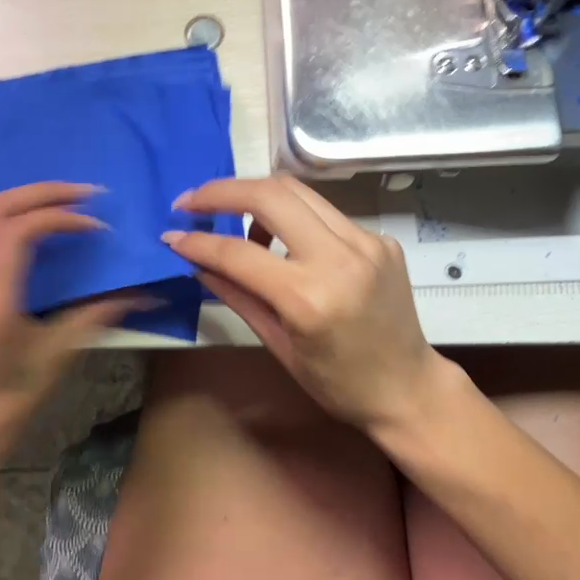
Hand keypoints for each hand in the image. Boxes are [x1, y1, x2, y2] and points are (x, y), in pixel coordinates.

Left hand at [0, 182, 138, 468]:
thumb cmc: (9, 401)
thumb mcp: (56, 357)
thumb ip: (97, 316)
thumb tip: (144, 294)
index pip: (23, 229)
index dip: (63, 217)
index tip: (96, 225)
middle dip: (39, 193)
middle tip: (81, 192)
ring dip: (14, 200)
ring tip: (53, 202)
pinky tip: (18, 228)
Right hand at [161, 176, 458, 434]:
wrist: (408, 388)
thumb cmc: (336, 382)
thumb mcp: (277, 344)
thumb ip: (236, 294)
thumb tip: (196, 260)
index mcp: (309, 298)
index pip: (238, 252)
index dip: (198, 241)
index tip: (171, 234)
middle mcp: (340, 259)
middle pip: (270, 195)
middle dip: (222, 190)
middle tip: (192, 201)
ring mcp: (366, 243)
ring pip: (299, 193)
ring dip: (256, 197)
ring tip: (234, 222)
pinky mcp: (380, 238)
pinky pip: (325, 212)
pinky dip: (292, 218)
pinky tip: (281, 241)